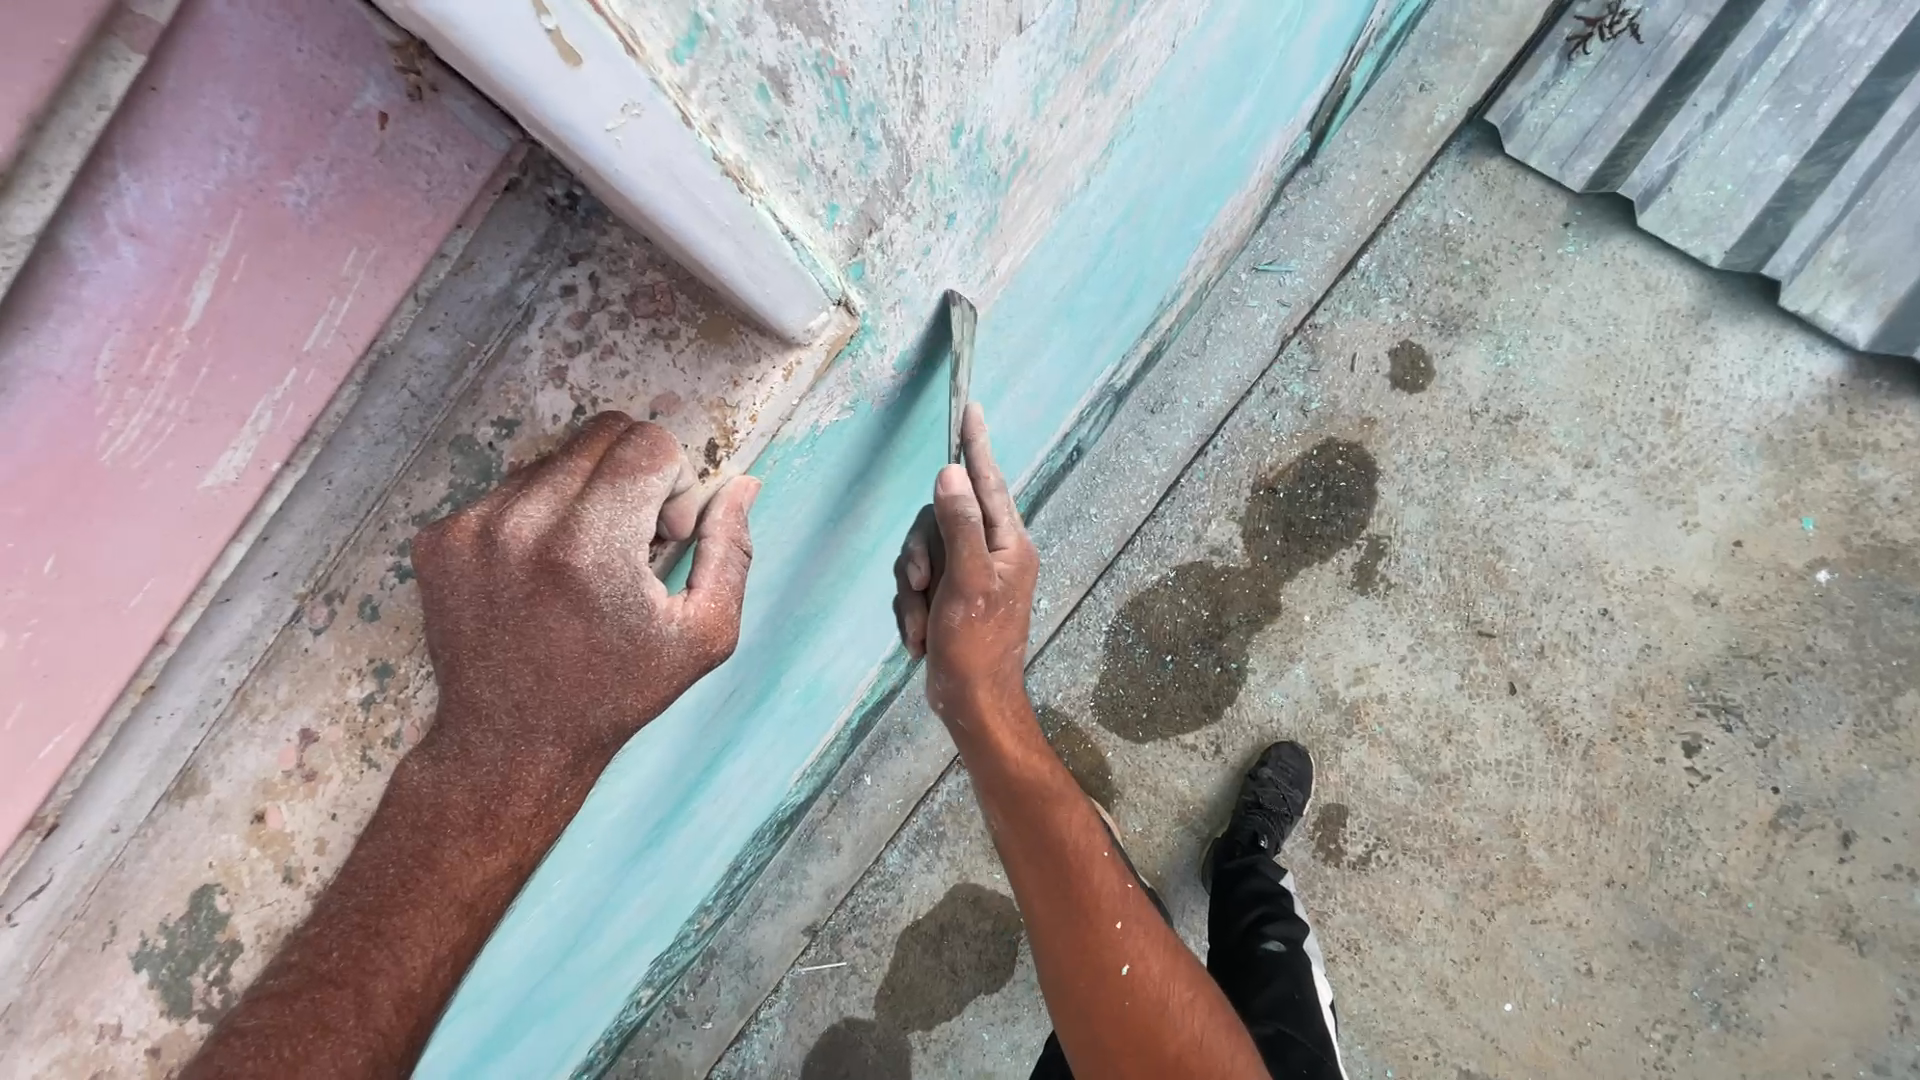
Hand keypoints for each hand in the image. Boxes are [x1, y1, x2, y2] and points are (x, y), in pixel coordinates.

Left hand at [412, 412, 758, 770]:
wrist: (512, 743)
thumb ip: (730, 550)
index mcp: (591, 547)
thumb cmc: (618, 692)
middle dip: (640, 473)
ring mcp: (470, 527)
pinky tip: (552, 567)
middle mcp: (521, 524)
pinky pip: (514, 484)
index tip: (668, 534)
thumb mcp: (705, 633)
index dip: (677, 480)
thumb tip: (742, 484)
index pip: (648, 443)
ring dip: (593, 492)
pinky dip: (547, 510)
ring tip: (593, 558)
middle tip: (639, 538)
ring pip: (560, 456)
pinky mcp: (440, 537)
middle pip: (605, 432)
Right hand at [892, 404, 1038, 732]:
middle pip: (938, 520)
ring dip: (914, 593)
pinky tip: (924, 637)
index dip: (976, 446)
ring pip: (921, 554)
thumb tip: (950, 473)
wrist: (971, 702)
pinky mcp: (949, 596)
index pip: (988, 482)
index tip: (971, 409)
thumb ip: (960, 525)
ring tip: (926, 624)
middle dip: (921, 556)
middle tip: (923, 586)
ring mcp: (968, 574)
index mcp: (1008, 543)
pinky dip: (914, 611)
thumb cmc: (977, 645)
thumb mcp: (968, 582)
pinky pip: (916, 584)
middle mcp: (990, 552)